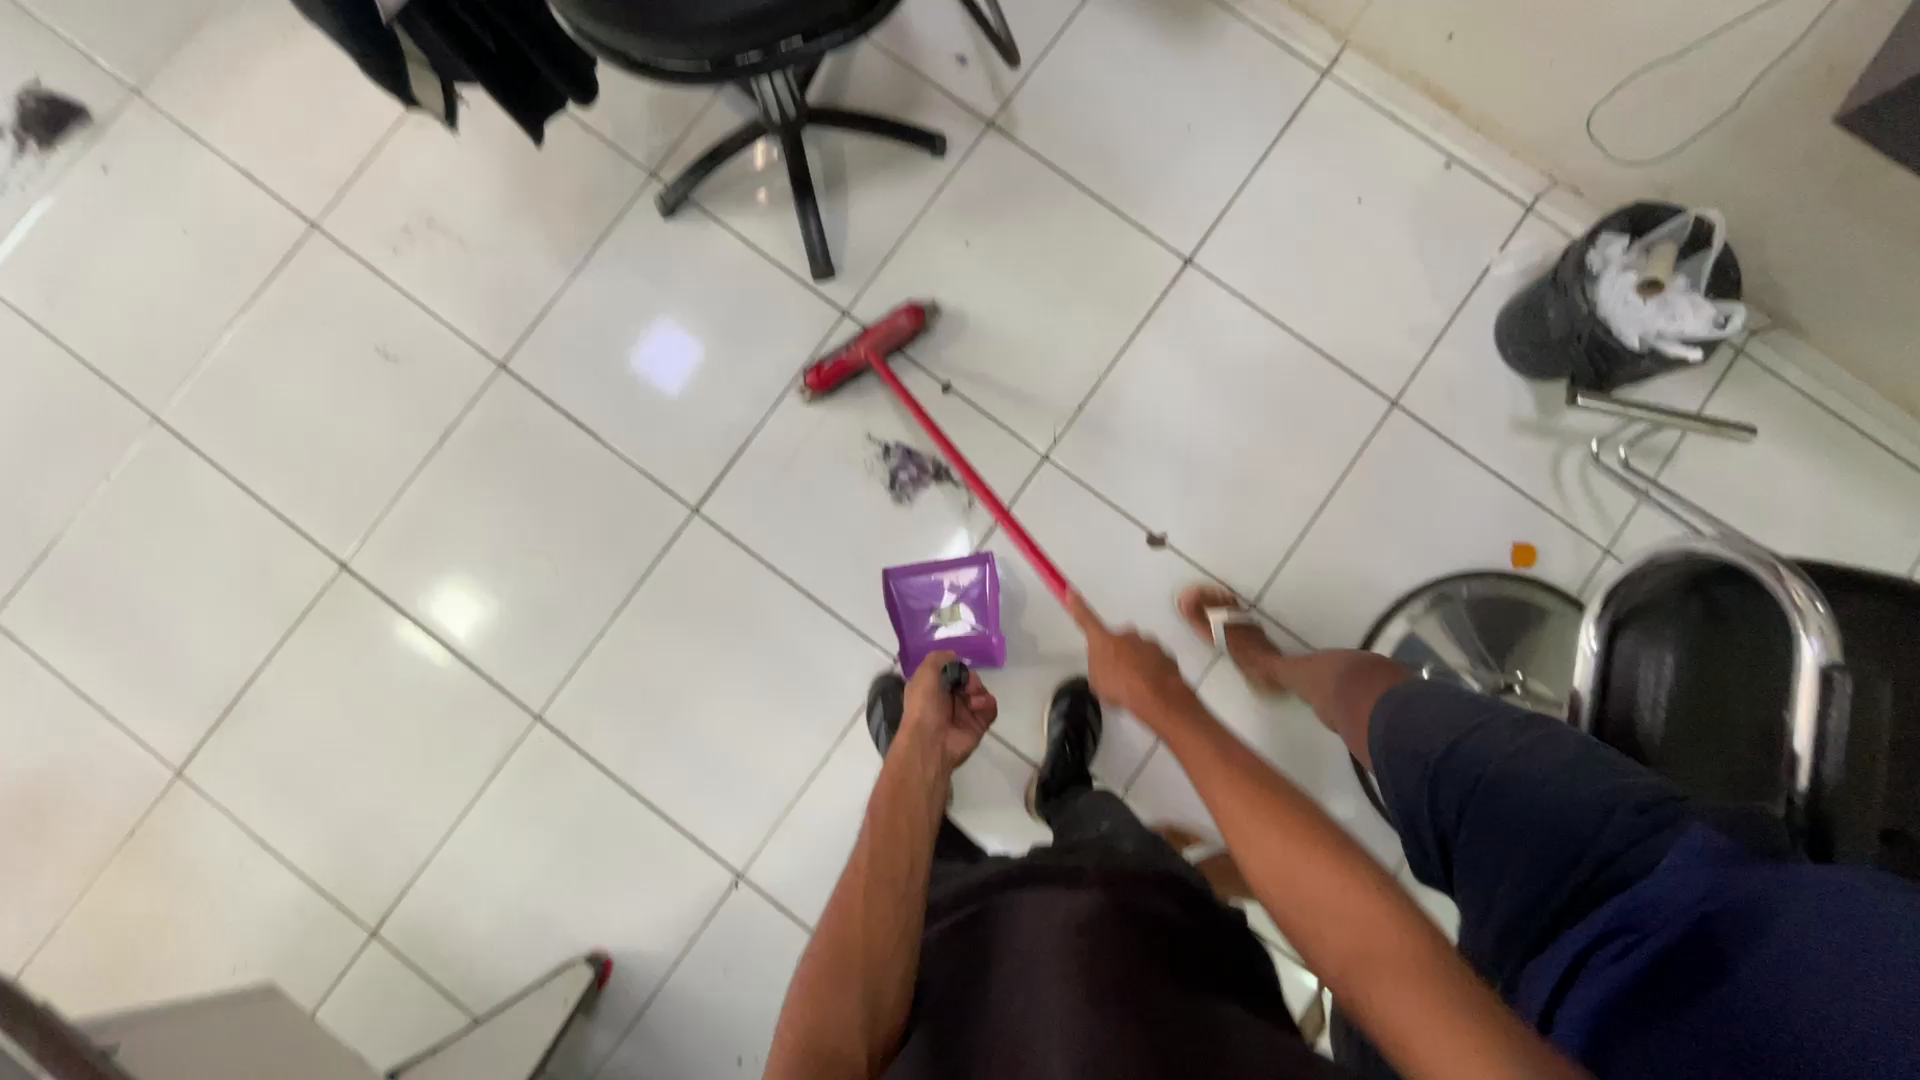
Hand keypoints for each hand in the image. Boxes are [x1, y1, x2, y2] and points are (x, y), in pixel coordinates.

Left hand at [901, 651, 998, 770]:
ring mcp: (965, 712)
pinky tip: (977, 706)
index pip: (952, 672)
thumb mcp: (925, 672)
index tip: (959, 668)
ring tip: (972, 699)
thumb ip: (940, 658)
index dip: (958, 667)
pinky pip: (990, 708)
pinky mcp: (978, 724)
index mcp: (933, 687)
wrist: (930, 741)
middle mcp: (948, 699)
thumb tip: (955, 656)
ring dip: (979, 690)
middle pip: (969, 680)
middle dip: (971, 679)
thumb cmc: (924, 705)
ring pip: (981, 692)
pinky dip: (987, 704)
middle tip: (968, 685)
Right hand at [1066, 593, 1197, 722]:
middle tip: (1118, 676)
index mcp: (1103, 640)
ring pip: (1138, 650)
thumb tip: (1104, 665)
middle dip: (1118, 654)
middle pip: (1118, 640)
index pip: (1086, 619)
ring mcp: (1147, 642)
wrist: (1156, 695)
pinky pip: (1153, 660)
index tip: (1070, 592)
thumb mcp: (1097, 681)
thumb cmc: (1120, 687)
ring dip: (1136, 664)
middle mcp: (1126, 634)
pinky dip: (1151, 670)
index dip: (1077, 606)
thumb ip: (1098, 666)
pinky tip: (1150, 686)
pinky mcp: (1164, 653)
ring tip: (1136, 686)